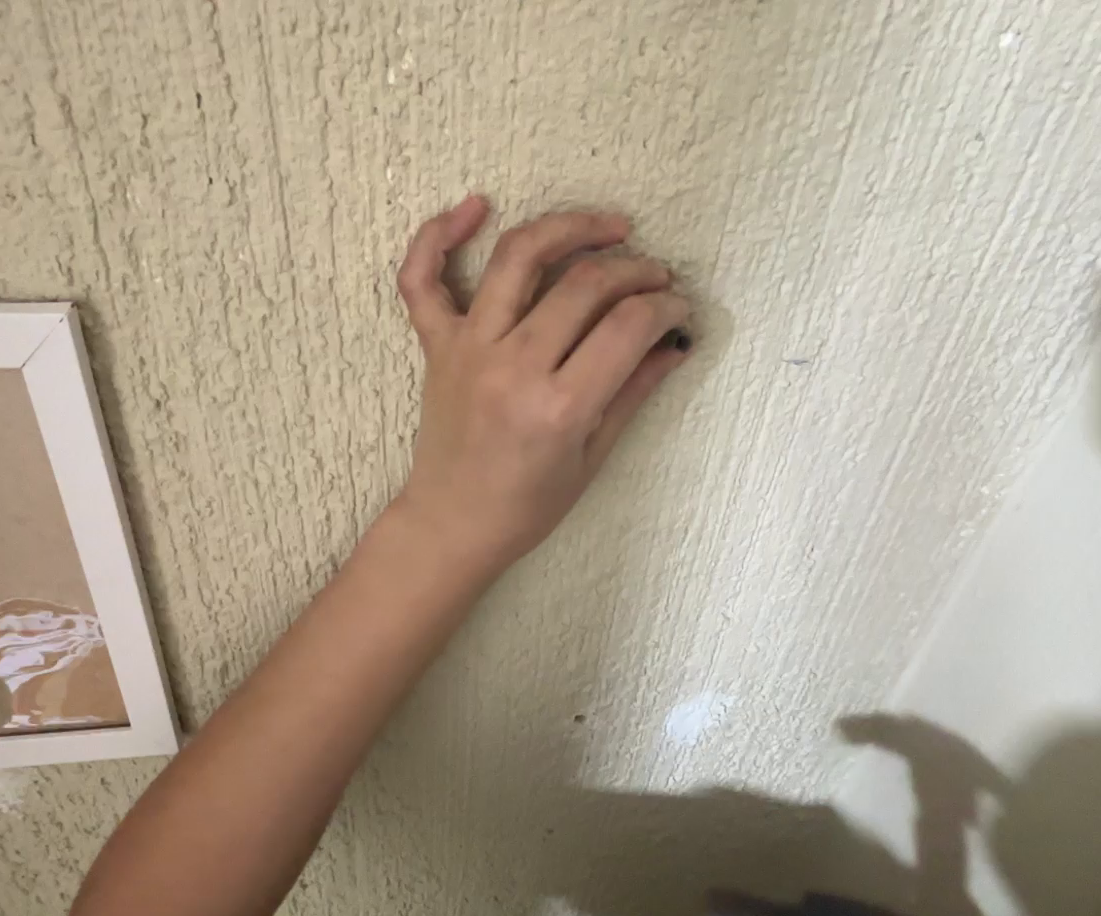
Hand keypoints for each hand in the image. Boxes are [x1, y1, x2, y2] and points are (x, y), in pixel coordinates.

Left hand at [391, 195, 692, 571]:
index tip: (679, 310)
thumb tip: (674, 344)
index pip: (629, 326)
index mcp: (558, 408)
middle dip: (635, 270)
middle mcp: (512, 368)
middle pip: (585, 284)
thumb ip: (632, 393)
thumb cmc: (525, 507)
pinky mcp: (437, 346)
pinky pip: (421, 280)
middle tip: (656, 278)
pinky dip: (438, 236)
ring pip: (518, 257)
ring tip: (607, 227)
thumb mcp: (591, 459)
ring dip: (568, 227)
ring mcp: (469, 350)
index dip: (666, 308)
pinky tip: (474, 206)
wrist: (452, 524)